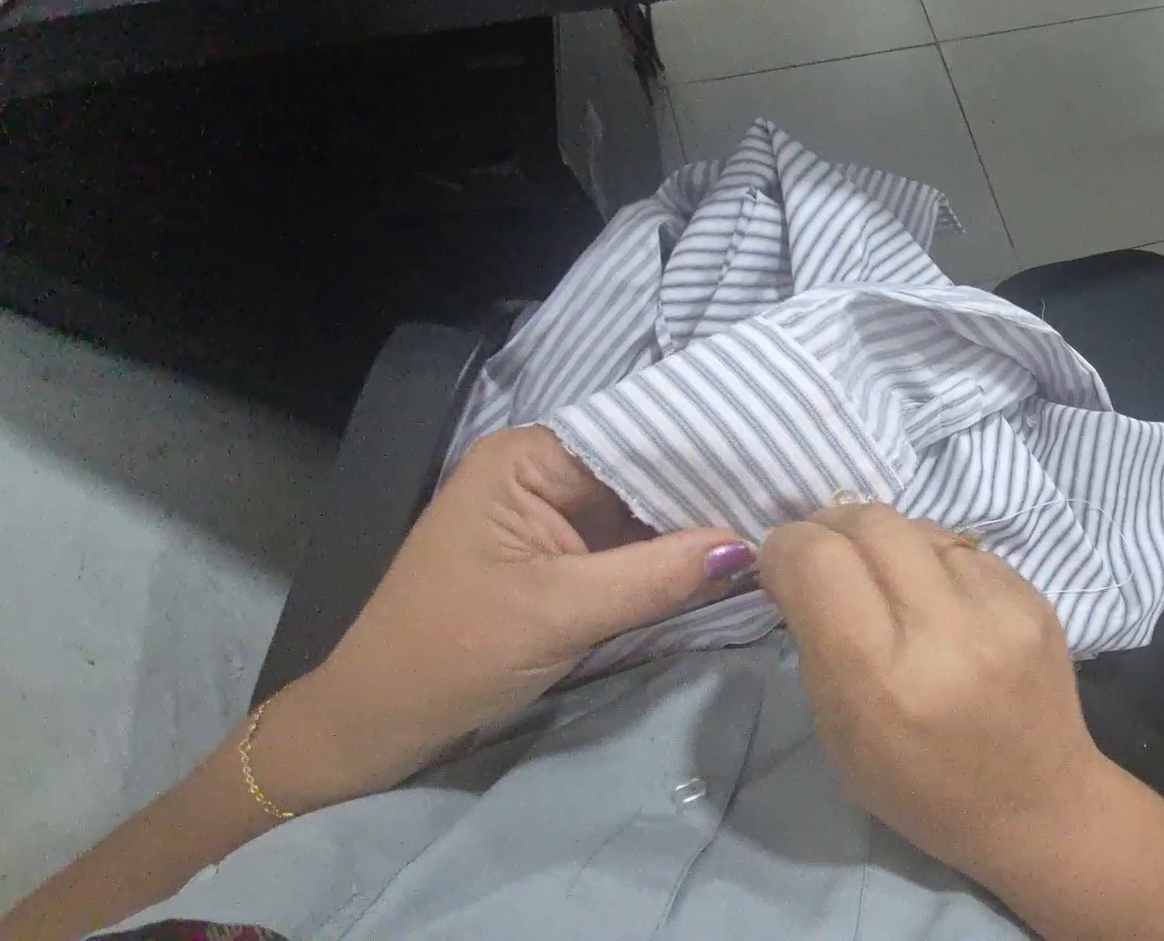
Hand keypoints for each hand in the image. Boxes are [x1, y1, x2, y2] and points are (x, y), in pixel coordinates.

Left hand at [270, 426, 753, 807]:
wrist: (378, 727)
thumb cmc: (447, 654)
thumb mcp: (557, 613)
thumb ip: (656, 576)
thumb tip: (750, 547)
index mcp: (528, 458)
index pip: (635, 437)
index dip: (703, 452)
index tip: (772, 464)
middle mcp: (547, 472)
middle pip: (647, 470)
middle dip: (708, 489)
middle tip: (785, 496)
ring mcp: (561, 514)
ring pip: (648, 509)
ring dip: (700, 524)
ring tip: (772, 520)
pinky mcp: (572, 554)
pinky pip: (639, 543)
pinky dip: (679, 554)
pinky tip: (732, 554)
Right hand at [758, 503, 1109, 880]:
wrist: (1036, 803)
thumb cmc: (919, 785)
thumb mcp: (839, 730)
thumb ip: (814, 638)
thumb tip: (797, 561)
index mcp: (882, 677)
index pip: (819, 559)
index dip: (787, 546)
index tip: (782, 561)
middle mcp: (944, 630)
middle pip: (870, 521)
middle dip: (831, 524)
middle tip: (824, 551)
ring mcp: (999, 606)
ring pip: (917, 525)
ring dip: (884, 540)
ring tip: (883, 575)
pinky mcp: (1033, 594)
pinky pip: (962, 547)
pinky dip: (933, 559)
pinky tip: (937, 595)